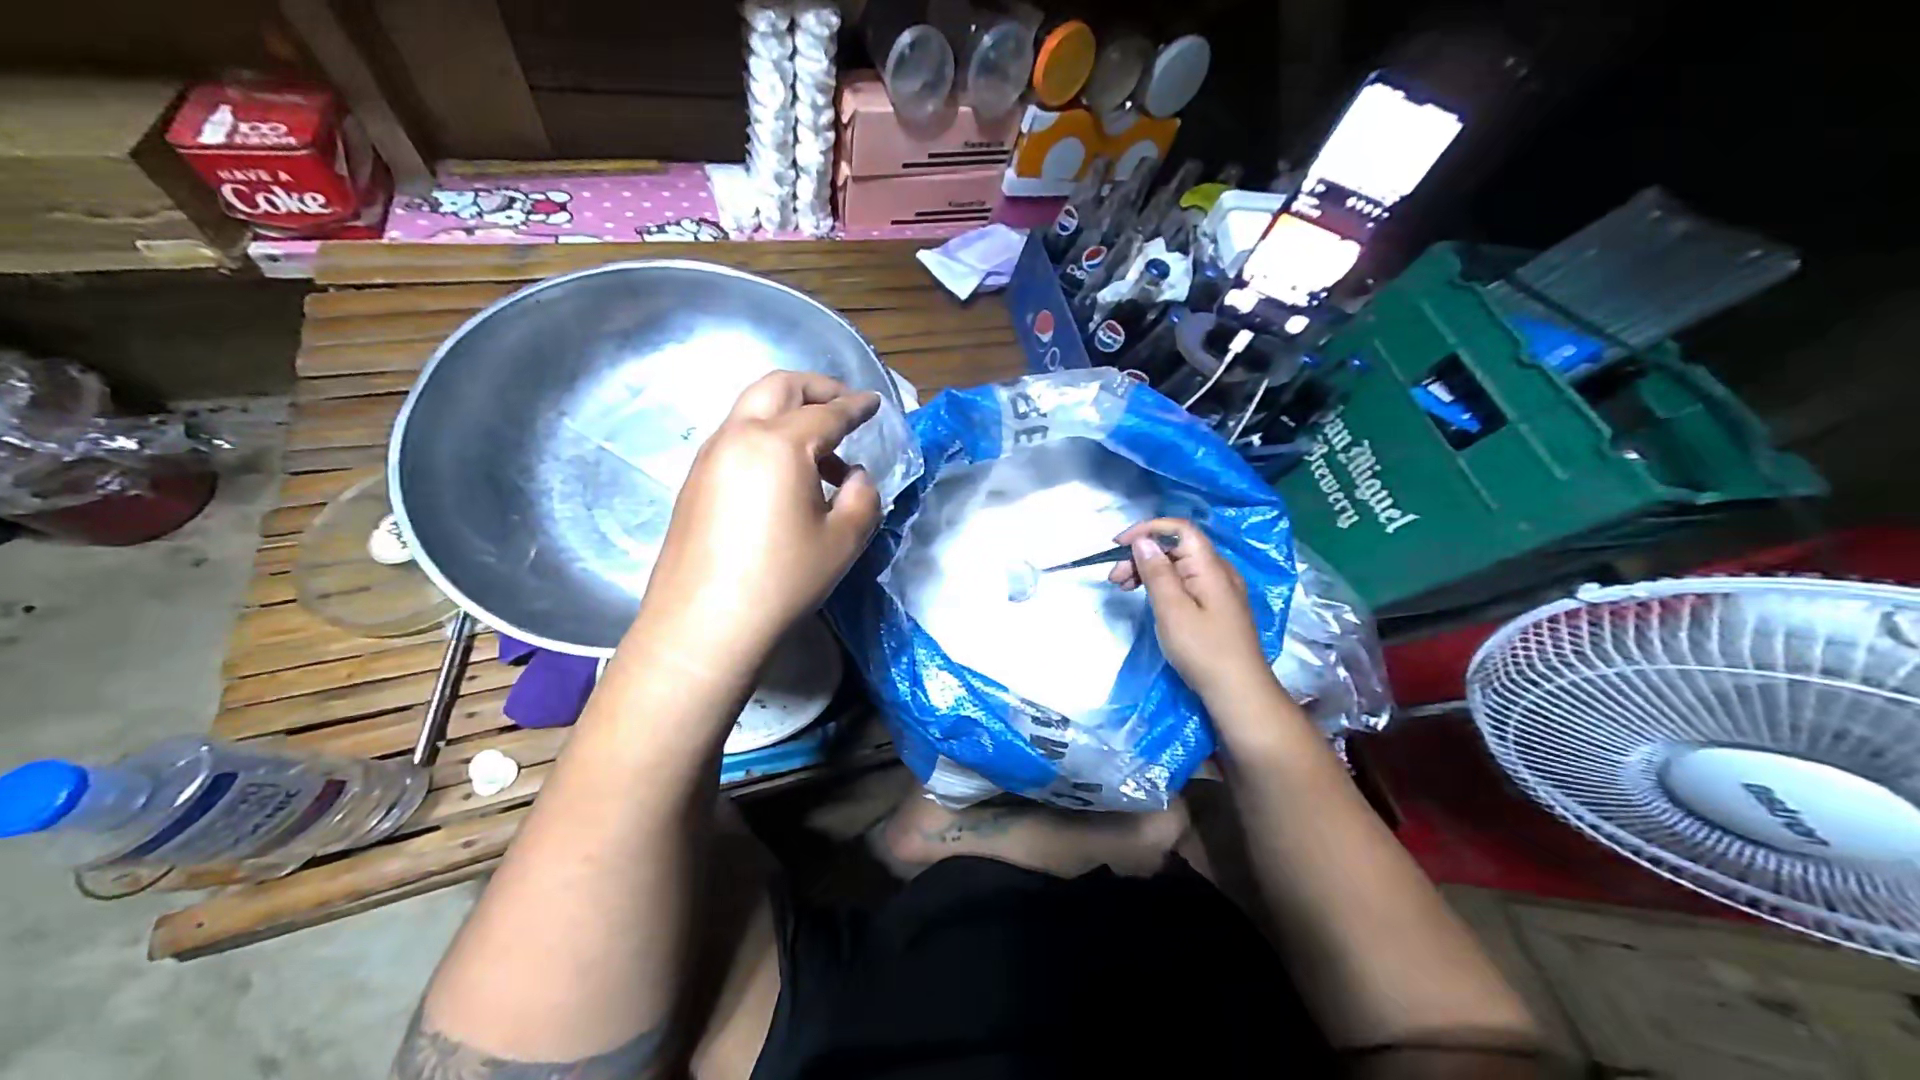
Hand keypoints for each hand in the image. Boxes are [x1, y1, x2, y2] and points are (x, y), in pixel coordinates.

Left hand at [629, 372, 882, 675]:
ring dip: (791, 414)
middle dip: (817, 388)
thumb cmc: (782, 580)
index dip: (856, 406)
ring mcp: (710, 456)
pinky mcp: (695, 481)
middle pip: (779, 387)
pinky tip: (787, 478)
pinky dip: (768, 437)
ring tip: (823, 457)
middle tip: (845, 406)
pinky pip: (737, 438)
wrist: (704, 624)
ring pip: (753, 410)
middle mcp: (738, 436)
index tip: (875, 403)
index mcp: (778, 444)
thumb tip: (854, 476)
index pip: (827, 412)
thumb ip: (863, 496)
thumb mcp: (844, 540)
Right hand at [1110, 518, 1275, 704]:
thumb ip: (1157, 572)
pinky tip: (1147, 598)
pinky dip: (1161, 584)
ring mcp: (1220, 589)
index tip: (1117, 547)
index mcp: (1211, 567)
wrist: (1239, 692)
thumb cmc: (1203, 650)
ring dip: (1148, 570)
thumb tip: (1143, 541)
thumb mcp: (1172, 610)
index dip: (1147, 530)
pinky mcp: (1216, 606)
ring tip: (1123, 587)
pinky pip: (1185, 581)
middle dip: (1142, 554)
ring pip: (1179, 565)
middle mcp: (1219, 571)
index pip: (1180, 529)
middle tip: (1114, 577)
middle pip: (1177, 547)